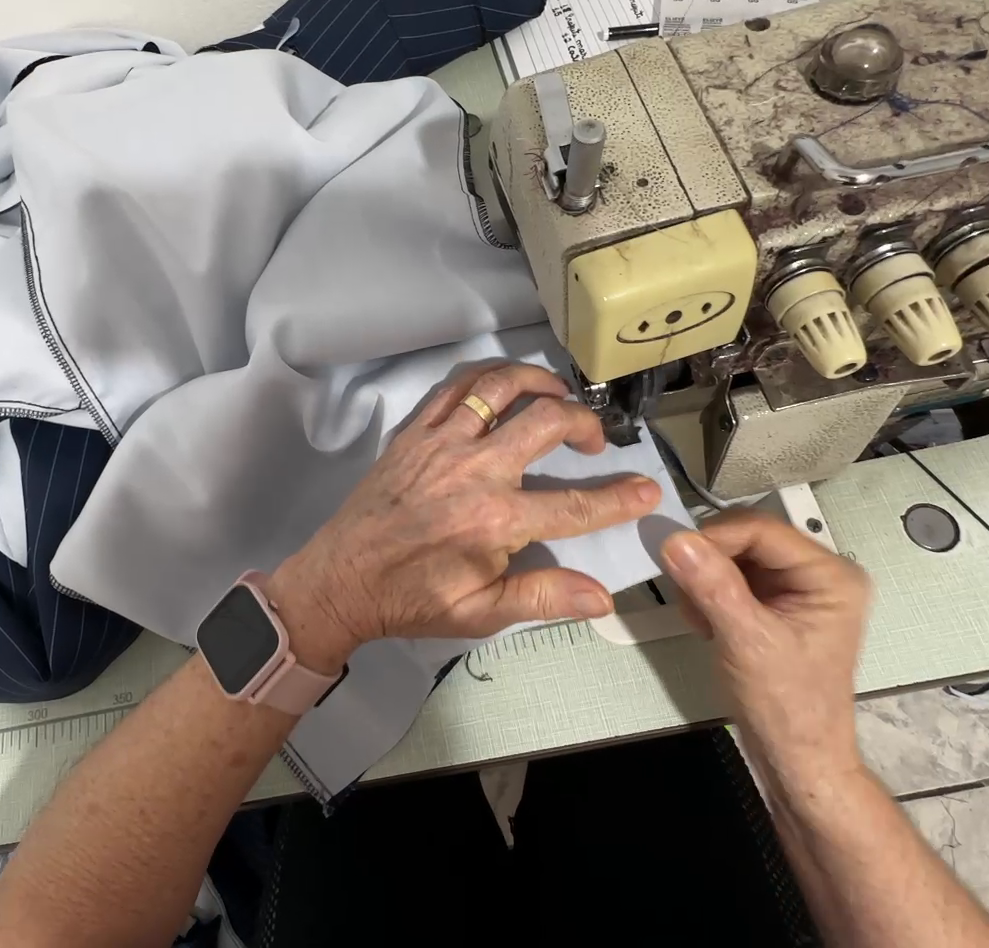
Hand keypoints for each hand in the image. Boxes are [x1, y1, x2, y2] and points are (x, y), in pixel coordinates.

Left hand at [267, 362, 662, 670]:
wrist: (341, 579)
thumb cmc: (411, 600)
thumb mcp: (480, 613)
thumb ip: (543, 598)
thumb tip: (602, 596)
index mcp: (495, 521)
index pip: (574, 505)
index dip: (619, 498)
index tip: (648, 488)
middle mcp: (474, 470)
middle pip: (545, 422)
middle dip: (583, 423)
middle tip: (593, 439)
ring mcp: (440, 444)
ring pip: (499, 387)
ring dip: (538, 381)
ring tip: (558, 394)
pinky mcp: (413, 433)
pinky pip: (454, 388)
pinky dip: (485, 376)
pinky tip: (502, 386)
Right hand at [659, 511, 871, 783]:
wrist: (795, 756)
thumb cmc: (787, 706)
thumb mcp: (747, 642)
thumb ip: (714, 587)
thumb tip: (675, 541)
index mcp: (830, 575)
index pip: (761, 529)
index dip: (714, 537)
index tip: (674, 557)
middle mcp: (815, 572)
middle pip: (745, 537)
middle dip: (708, 561)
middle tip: (688, 596)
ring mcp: (793, 587)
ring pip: (731, 554)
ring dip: (704, 579)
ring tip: (701, 618)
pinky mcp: (771, 601)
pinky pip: (728, 574)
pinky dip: (707, 591)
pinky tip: (706, 622)